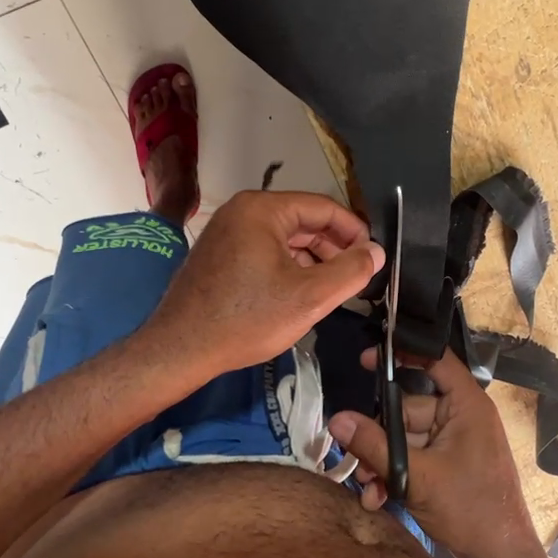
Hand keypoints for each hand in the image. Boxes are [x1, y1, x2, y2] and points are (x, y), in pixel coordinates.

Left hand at [143, 191, 383, 376]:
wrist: (181, 349)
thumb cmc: (247, 318)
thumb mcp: (310, 297)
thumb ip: (350, 271)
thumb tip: (376, 253)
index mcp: (262, 209)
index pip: (324, 207)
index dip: (354, 231)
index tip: (373, 258)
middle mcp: (241, 211)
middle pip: (303, 220)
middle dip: (334, 247)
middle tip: (357, 276)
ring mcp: (226, 232)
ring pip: (285, 238)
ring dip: (313, 260)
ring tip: (333, 289)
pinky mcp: (219, 255)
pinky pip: (265, 251)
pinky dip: (288, 267)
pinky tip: (300, 293)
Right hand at [328, 349, 540, 557]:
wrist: (500, 555)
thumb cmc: (470, 506)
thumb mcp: (416, 476)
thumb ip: (375, 446)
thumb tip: (336, 419)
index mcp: (465, 405)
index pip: (435, 361)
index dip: (402, 353)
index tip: (367, 359)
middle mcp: (459, 418)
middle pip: (405, 410)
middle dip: (376, 437)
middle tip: (354, 460)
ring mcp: (452, 444)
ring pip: (403, 440)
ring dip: (380, 462)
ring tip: (366, 486)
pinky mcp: (445, 467)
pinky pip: (413, 459)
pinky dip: (394, 476)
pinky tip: (377, 498)